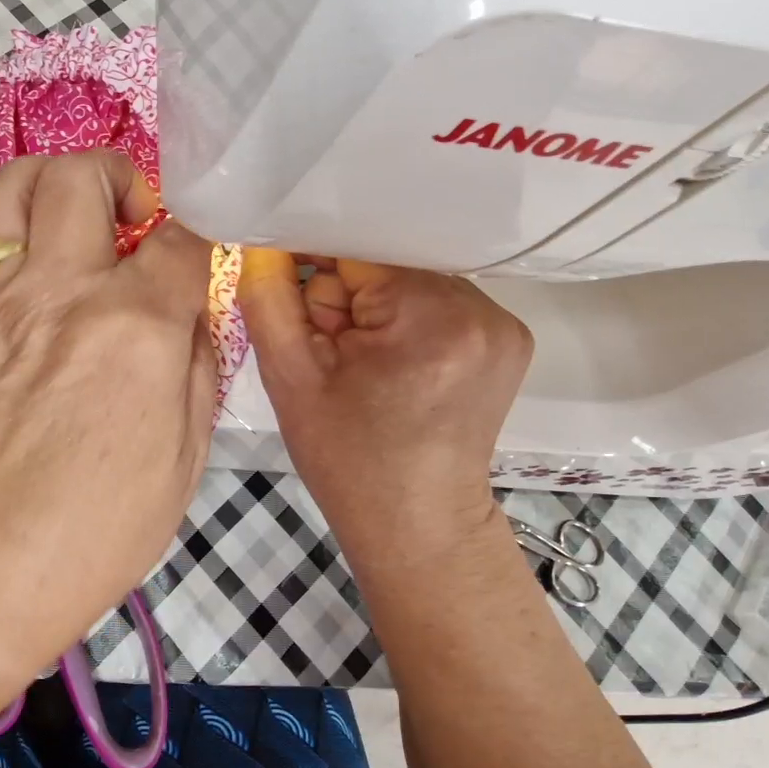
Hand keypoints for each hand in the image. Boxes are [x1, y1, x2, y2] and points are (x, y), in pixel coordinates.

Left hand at [0, 151, 217, 716]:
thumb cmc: (106, 525)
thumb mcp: (189, 452)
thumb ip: (197, 361)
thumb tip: (190, 307)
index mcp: (134, 324)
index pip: (181, 234)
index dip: (203, 226)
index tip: (204, 244)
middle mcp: (63, 292)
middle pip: (78, 177)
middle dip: (119, 175)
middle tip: (135, 222)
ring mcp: (2, 303)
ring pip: (5, 190)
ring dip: (45, 181)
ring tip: (73, 216)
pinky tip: (6, 242)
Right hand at [237, 250, 531, 542]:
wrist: (417, 525)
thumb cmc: (347, 459)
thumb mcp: (288, 376)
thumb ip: (268, 296)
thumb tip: (260, 242)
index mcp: (431, 316)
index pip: (353, 249)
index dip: (314, 273)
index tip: (297, 311)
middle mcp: (481, 307)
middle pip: (384, 263)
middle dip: (347, 297)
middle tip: (333, 356)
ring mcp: (503, 322)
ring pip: (408, 279)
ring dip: (375, 309)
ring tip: (363, 366)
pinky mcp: (508, 337)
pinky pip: (436, 301)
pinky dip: (405, 321)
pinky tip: (393, 366)